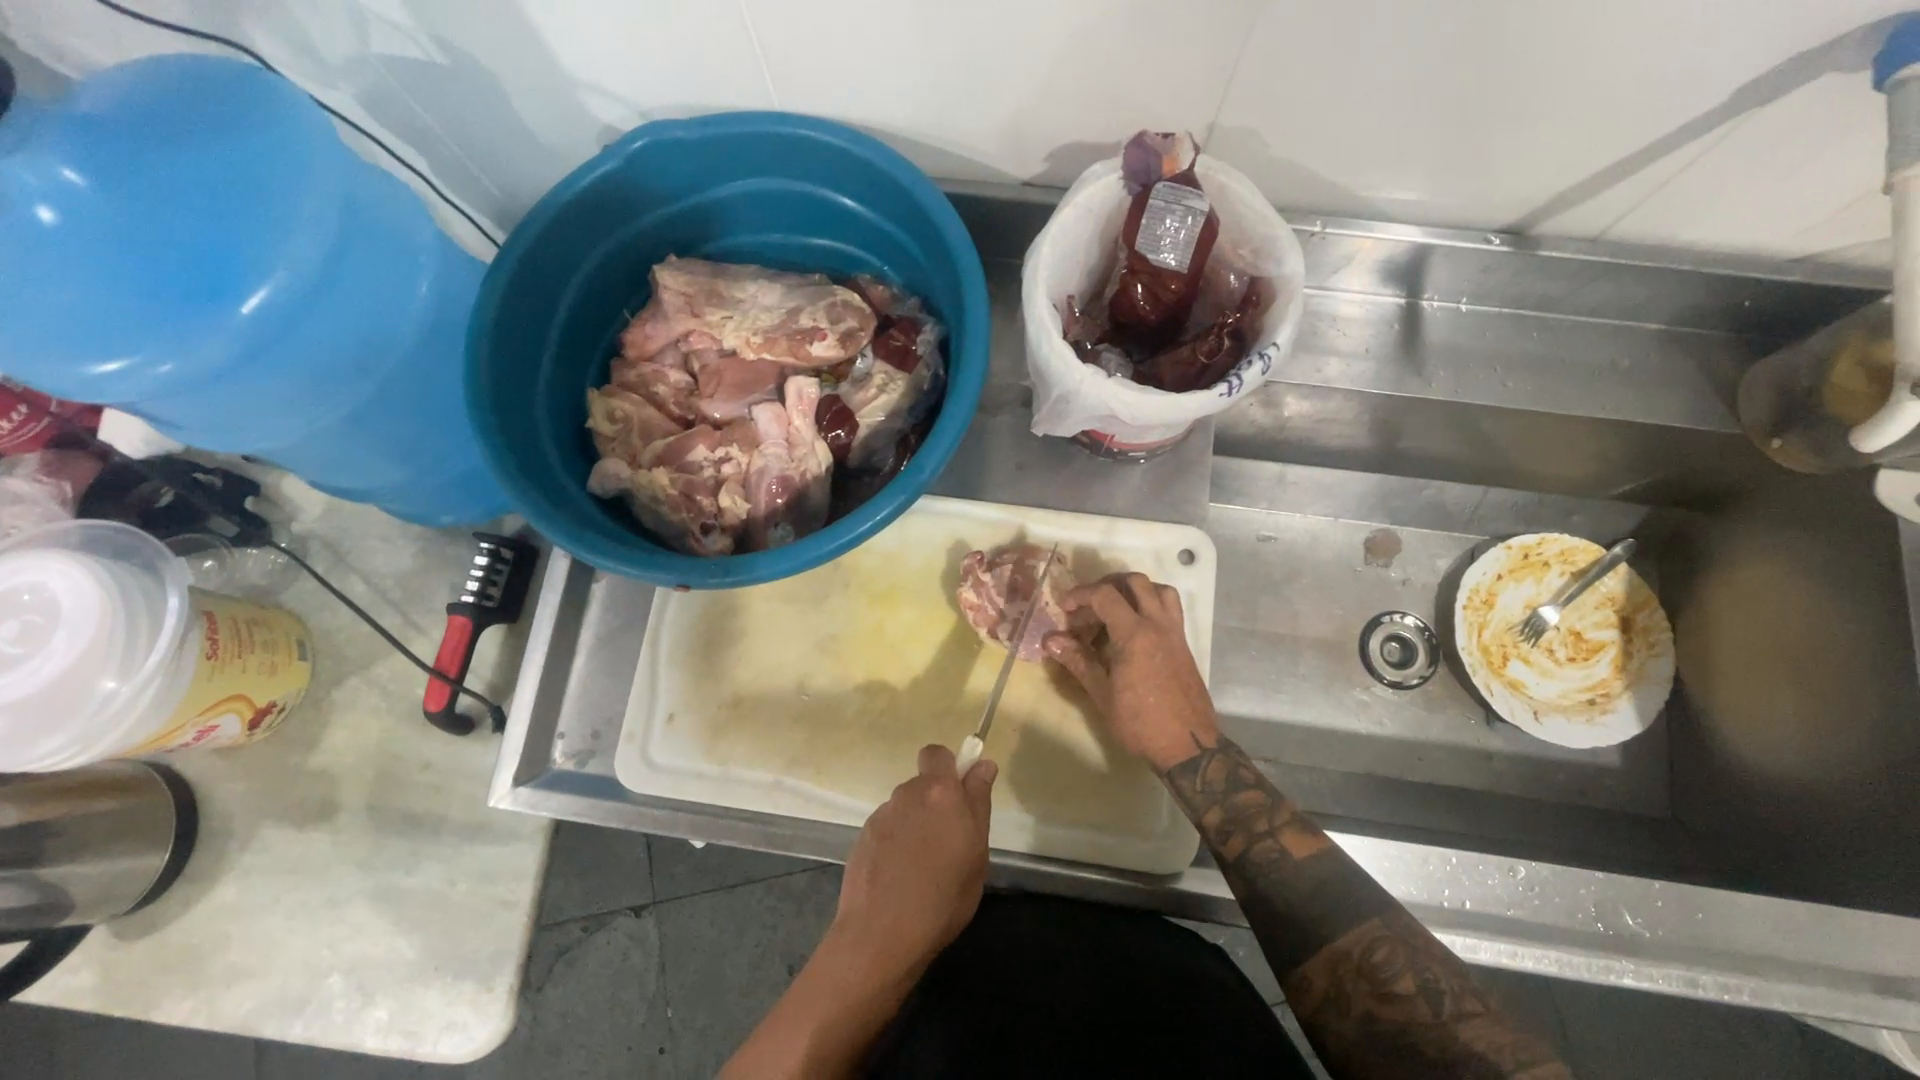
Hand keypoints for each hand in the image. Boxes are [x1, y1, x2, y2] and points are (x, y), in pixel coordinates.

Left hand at [831, 744, 995, 977]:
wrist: (881, 934)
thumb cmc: (943, 897)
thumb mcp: (976, 853)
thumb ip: (978, 804)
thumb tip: (983, 765)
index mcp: (940, 793)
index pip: (938, 754)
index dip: (949, 768)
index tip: (962, 797)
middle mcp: (907, 795)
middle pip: (923, 785)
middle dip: (936, 804)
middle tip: (949, 843)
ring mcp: (880, 817)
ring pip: (905, 809)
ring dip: (916, 826)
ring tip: (923, 868)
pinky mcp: (862, 839)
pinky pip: (888, 830)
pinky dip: (896, 844)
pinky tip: (900, 877)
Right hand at [1046, 572, 1218, 770]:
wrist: (1187, 744)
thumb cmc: (1139, 722)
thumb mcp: (1102, 694)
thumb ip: (1077, 661)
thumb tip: (1050, 640)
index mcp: (1135, 634)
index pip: (1105, 595)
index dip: (1081, 595)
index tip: (1065, 608)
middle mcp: (1158, 625)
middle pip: (1135, 582)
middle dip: (1107, 585)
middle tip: (1089, 606)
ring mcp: (1175, 633)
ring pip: (1159, 590)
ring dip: (1135, 591)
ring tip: (1115, 610)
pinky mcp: (1184, 644)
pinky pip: (1170, 609)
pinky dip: (1151, 605)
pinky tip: (1134, 630)